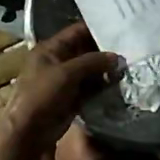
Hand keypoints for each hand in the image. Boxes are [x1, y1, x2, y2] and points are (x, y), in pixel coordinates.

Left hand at [0, 23, 121, 159]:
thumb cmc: (42, 95)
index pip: (76, 32)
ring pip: (90, 71)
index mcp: (50, 49)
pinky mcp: (72, 97)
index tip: (120, 28)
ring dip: (106, 70)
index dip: (96, 29)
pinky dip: (102, 86)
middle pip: (85, 51)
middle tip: (130, 49)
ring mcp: (65, 80)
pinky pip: (90, 87)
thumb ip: (92, 62)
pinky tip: (119, 84)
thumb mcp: (66, 73)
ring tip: (129, 67)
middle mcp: (58, 61)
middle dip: (105, 52)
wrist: (30, 130)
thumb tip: (117, 57)